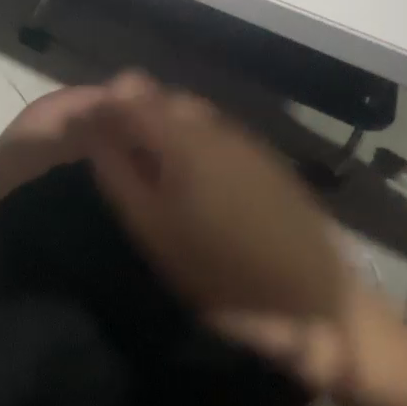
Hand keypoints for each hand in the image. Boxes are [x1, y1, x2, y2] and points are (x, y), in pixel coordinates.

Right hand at [71, 72, 359, 389]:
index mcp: (183, 139)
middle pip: (161, 95)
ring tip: (153, 167)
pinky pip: (218, 133)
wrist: (320, 313)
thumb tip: (92, 129)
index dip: (102, 104)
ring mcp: (249, 143)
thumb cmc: (219, 272)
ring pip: (191, 112)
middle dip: (132, 112)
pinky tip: (194, 181)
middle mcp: (216, 128)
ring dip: (164, 126)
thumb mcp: (148, 226)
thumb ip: (115, 169)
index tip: (86, 129)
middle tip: (117, 151)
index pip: (128, 92)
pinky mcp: (271, 163)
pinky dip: (194, 142)